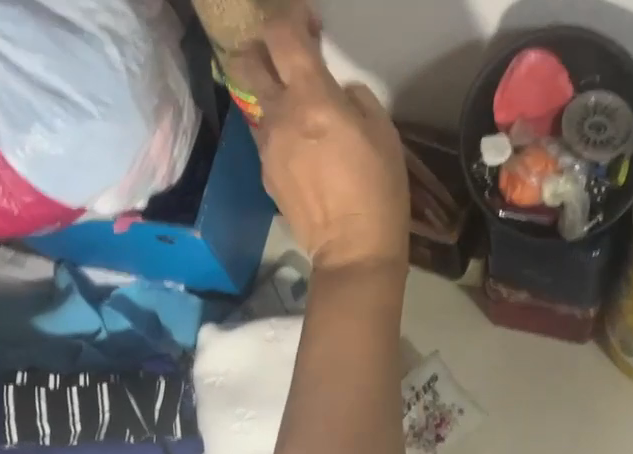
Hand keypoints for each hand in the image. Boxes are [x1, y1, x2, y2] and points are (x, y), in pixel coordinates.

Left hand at [226, 12, 408, 273]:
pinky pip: (267, 140)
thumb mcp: (384, 133)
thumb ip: (355, 100)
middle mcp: (279, 116)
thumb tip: (338, 95)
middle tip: (289, 59)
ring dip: (274, 97)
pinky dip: (281, 134)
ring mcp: (267, 148)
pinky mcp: (266, 175)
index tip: (308, 23)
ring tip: (302, 116)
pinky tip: (305, 155)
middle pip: (247, 61)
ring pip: (257, 103)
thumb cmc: (378, 190)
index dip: (291, 18)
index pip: (282, 35)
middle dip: (264, 49)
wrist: (352, 251)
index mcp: (312, 98)